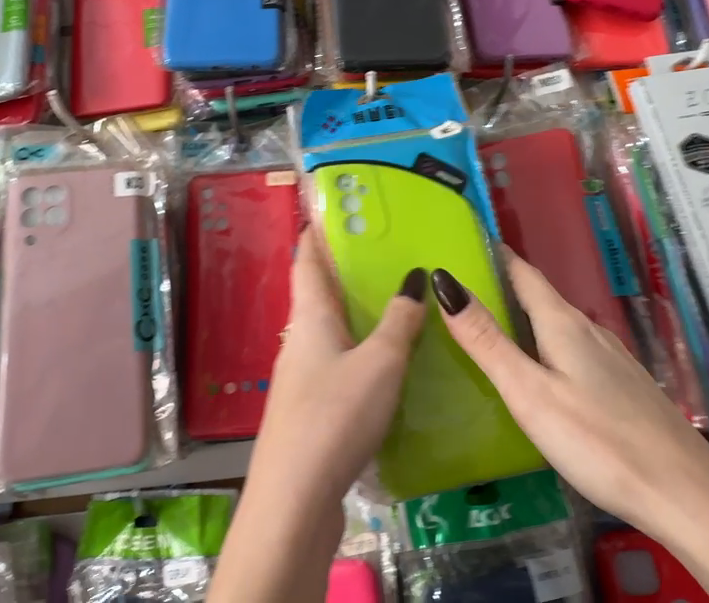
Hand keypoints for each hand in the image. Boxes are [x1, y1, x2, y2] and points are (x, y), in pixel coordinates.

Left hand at [250, 226, 428, 499]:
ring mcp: (302, 379)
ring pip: (330, 332)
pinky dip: (361, 353)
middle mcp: (300, 341)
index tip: (333, 209)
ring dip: (356, 315)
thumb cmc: (335, 416)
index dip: (317, 233)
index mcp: (310, 318)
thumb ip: (399, 321)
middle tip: (384, 252)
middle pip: (319, 295)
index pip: (307, 260)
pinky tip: (388, 366)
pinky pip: (338, 366)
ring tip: (395, 303)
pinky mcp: (311, 412)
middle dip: (345, 272)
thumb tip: (414, 278)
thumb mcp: (380, 363)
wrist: (294, 499)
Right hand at [430, 251, 708, 602]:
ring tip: (494, 329)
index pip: (524, 274)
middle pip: (542, 298)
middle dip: (505, 289)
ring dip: (528, 320)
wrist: (684, 495)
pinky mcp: (626, 389)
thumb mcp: (529, 393)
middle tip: (465, 290)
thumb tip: (443, 281)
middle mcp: (590, 332)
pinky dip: (550, 348)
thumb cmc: (598, 442)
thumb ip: (487, 341)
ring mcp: (613, 361)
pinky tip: (544, 374)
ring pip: (560, 327)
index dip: (496, 255)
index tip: (468, 241)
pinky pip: (577, 353)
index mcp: (563, 325)